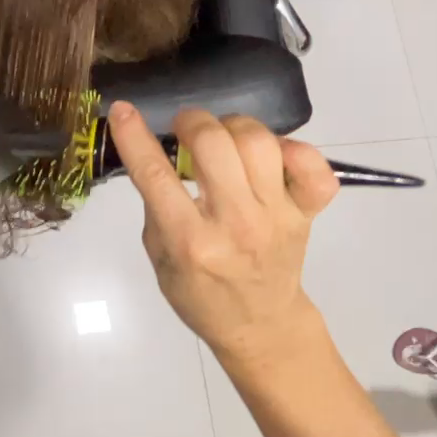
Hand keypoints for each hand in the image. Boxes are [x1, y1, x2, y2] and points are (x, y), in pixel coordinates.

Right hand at [110, 102, 338, 360]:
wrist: (259, 325)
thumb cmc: (197, 292)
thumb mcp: (158, 254)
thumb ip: (156, 205)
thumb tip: (155, 151)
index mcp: (188, 241)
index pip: (156, 176)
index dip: (134, 136)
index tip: (123, 111)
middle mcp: (233, 224)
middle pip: (213, 145)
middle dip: (191, 122)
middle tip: (184, 129)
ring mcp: (276, 217)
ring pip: (259, 142)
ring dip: (233, 127)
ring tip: (224, 139)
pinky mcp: (307, 214)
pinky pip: (313, 167)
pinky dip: (294, 150)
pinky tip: (272, 155)